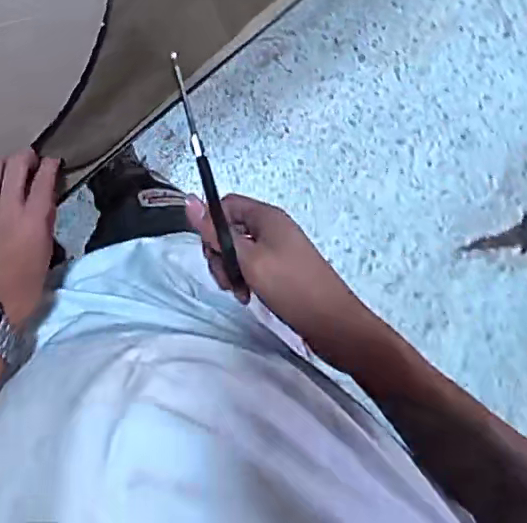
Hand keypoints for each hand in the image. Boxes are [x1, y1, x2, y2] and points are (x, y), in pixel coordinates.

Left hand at [0, 148, 59, 325]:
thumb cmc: (26, 285)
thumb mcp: (46, 252)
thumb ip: (46, 220)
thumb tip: (46, 196)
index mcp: (31, 220)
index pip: (42, 179)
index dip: (49, 165)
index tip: (52, 161)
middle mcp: (7, 209)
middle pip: (15, 165)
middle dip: (26, 156)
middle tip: (31, 160)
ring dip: (4, 164)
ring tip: (10, 170)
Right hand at [185, 193, 395, 373]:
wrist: (338, 327)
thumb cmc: (292, 288)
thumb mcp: (247, 259)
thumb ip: (215, 232)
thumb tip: (188, 199)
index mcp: (266, 216)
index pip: (225, 204)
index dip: (212, 224)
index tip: (210, 252)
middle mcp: (273, 227)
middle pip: (230, 228)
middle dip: (220, 253)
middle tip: (226, 279)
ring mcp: (280, 248)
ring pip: (240, 250)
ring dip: (232, 269)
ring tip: (239, 293)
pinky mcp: (284, 269)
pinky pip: (254, 265)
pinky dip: (246, 278)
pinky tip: (249, 296)